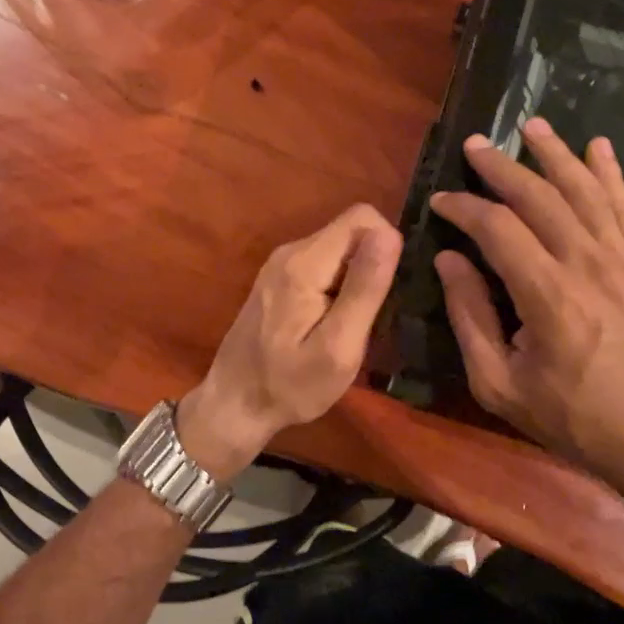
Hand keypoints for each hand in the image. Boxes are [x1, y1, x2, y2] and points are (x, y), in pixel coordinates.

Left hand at [176, 204, 402, 480]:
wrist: (234, 405)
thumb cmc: (290, 386)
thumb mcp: (338, 346)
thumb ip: (364, 288)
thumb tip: (389, 234)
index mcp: (304, 263)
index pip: (363, 217)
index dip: (387, 246)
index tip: (388, 292)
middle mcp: (291, 251)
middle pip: (351, 231)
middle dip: (373, 264)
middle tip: (371, 316)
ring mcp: (282, 263)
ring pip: (340, 248)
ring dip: (358, 278)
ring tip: (353, 323)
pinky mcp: (280, 278)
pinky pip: (325, 263)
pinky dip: (340, 286)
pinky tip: (333, 323)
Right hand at [431, 117, 623, 501]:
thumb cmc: (574, 419)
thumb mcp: (501, 385)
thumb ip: (470, 317)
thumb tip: (450, 260)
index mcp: (548, 294)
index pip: (498, 228)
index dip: (464, 207)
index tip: (440, 200)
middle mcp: (588, 264)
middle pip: (540, 196)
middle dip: (503, 167)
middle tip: (476, 144)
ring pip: (586, 191)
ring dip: (557, 154)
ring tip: (533, 126)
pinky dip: (611, 175)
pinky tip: (599, 148)